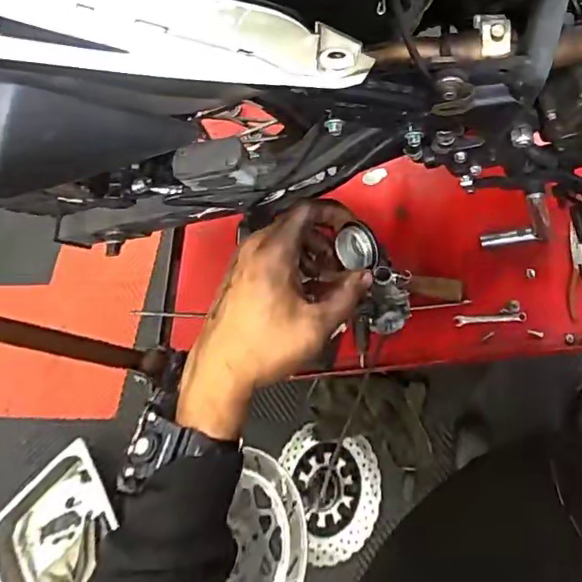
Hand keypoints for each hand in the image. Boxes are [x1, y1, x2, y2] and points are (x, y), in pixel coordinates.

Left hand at [175, 201, 370, 439]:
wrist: (220, 373)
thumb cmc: (255, 349)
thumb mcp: (316, 324)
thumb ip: (347, 296)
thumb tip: (361, 280)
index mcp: (273, 250)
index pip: (308, 209)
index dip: (335, 213)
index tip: (348, 226)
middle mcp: (255, 249)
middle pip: (299, 224)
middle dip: (327, 240)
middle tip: (341, 260)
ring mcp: (244, 260)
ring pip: (285, 239)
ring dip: (311, 253)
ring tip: (325, 279)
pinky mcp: (240, 275)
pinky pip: (271, 254)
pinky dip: (293, 263)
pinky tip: (304, 290)